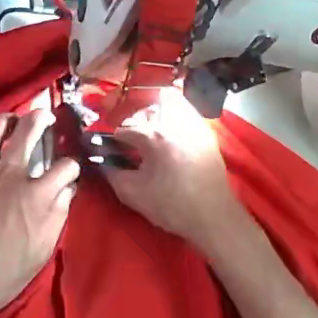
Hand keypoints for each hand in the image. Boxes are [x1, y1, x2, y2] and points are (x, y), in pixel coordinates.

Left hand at [0, 109, 80, 317]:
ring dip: (4, 119)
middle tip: (43, 118)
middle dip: (41, 118)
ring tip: (9, 122)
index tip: (69, 173)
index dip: (71, 167)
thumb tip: (66, 192)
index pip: (65, 166)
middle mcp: (9, 175)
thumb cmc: (2, 275)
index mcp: (36, 195)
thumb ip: (58, 215)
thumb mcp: (42, 251)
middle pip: (29, 129)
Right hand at [104, 89, 254, 251]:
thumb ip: (112, 174)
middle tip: (132, 140)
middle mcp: (173, 122)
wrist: (213, 216)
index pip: (125, 128)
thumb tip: (103, 162)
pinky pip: (187, 112)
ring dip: (155, 111)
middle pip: (146, 108)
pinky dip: (175, 116)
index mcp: (154, 136)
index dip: (114, 140)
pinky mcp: (207, 132)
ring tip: (152, 132)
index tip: (112, 150)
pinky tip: (170, 135)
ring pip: (169, 102)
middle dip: (135, 121)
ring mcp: (193, 125)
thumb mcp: (133, 194)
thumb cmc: (172, 206)